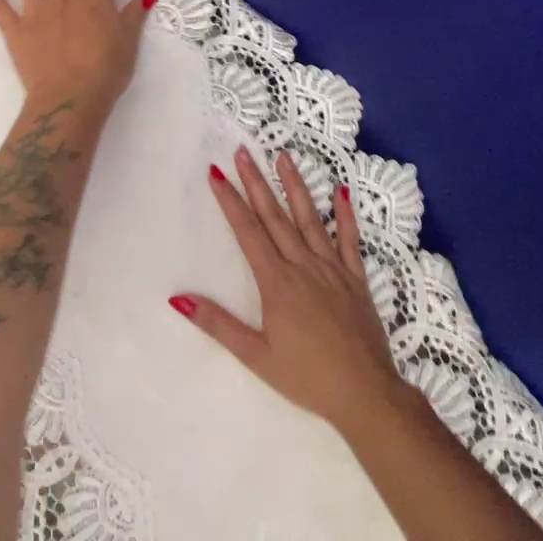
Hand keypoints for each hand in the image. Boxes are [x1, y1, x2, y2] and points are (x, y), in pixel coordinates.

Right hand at [172, 146, 408, 431]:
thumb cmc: (306, 377)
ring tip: (283, 156)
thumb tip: (178, 297)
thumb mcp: (255, 355)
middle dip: (256, 182)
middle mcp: (303, 266)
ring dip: (295, 186)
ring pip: (310, 219)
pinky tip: (341, 191)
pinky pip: (350, 240)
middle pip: (275, 216)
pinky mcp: (356, 278)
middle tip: (243, 151)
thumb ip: (217, 324)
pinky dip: (345, 215)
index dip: (230, 201)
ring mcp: (333, 268)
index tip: (216, 173)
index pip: (247, 232)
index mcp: (276, 283)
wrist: (365, 392)